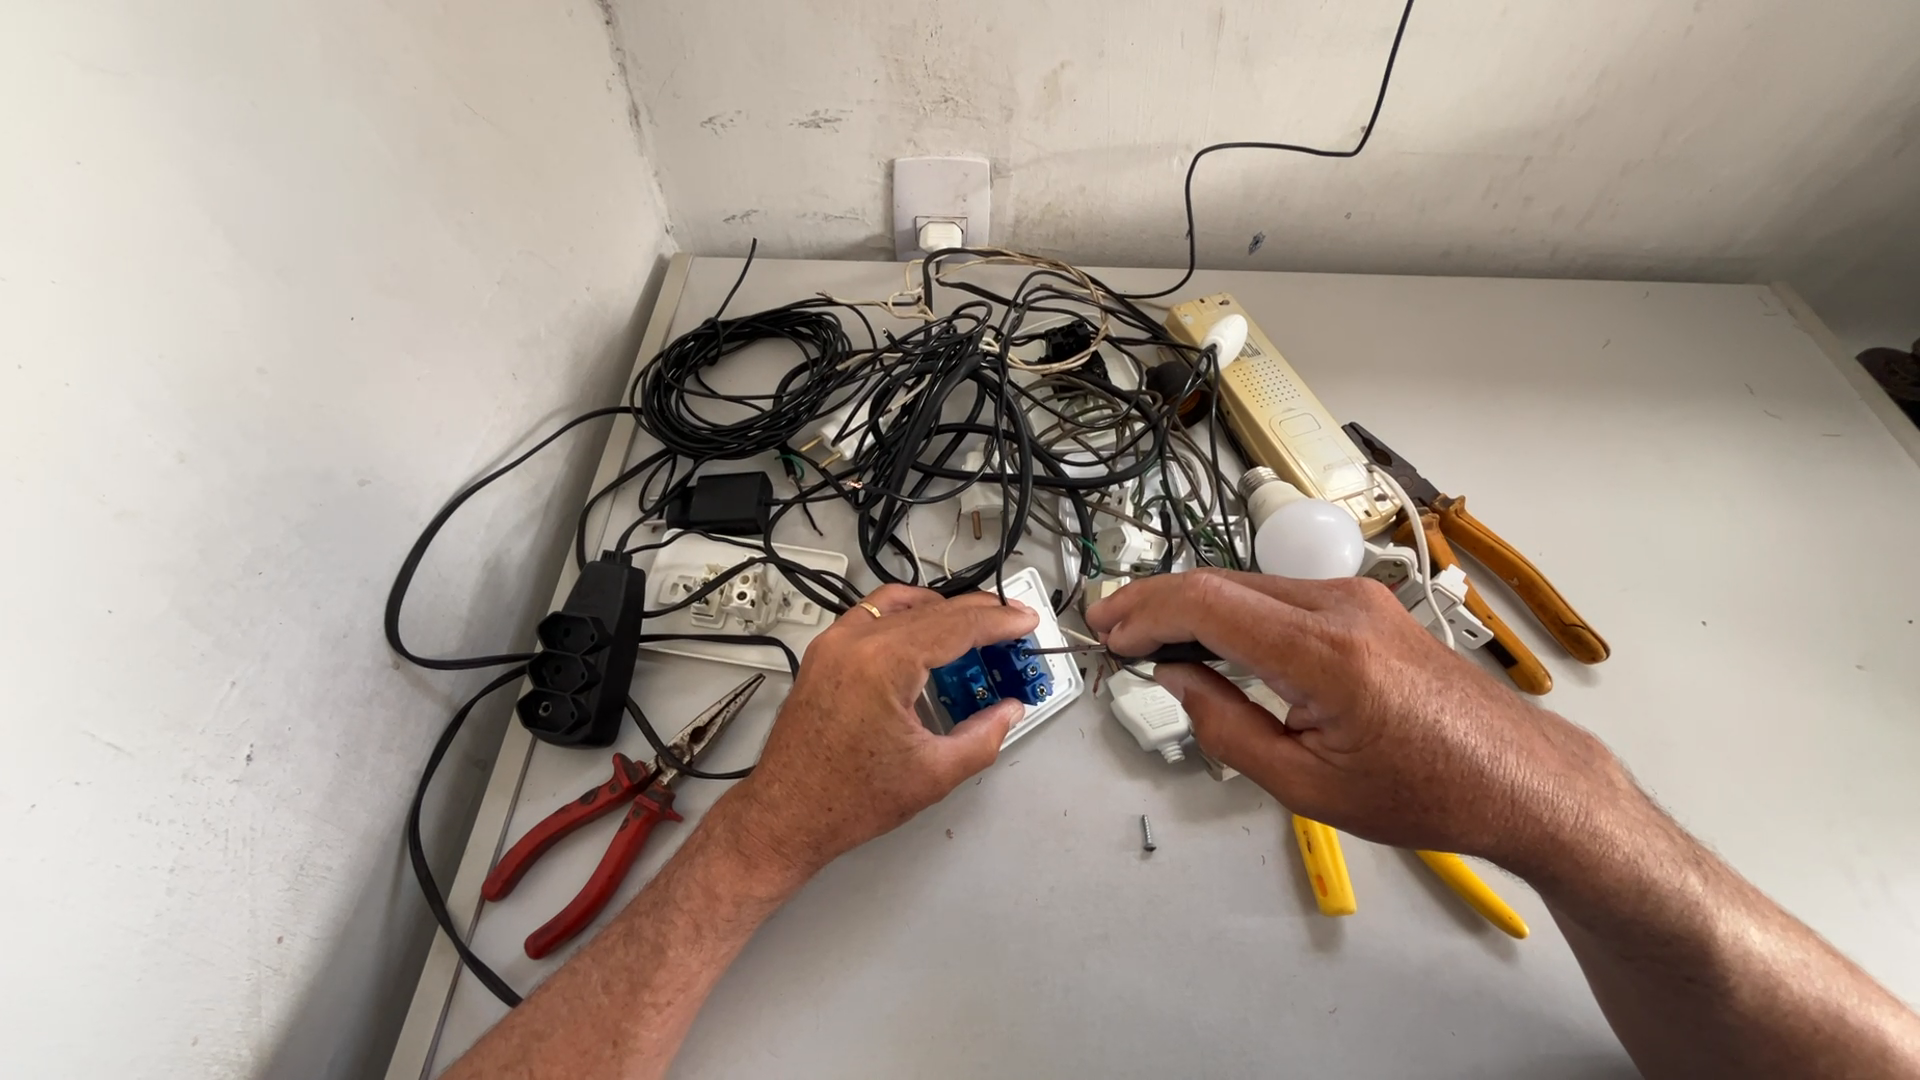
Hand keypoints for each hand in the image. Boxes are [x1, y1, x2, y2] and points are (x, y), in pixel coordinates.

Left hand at [721, 585, 1037, 878]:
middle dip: (979, 615)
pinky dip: (906, 614)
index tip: (1025, 621)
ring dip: (944, 612)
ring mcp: (835, 643)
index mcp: (883, 664)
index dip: (998, 621)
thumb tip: (1010, 710)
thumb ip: (983, 736)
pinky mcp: (825, 652)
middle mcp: (855, 642)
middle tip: (1012, 625)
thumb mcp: (933, 774)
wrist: (785, 816)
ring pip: (903, 606)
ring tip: (978, 627)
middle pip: (933, 611)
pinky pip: (873, 614)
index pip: (955, 626)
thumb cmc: (848, 800)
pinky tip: (927, 628)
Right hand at [1085, 569, 1631, 869]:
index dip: (1146, 612)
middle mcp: (1339, 606)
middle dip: (1153, 600)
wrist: (1521, 776)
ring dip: (1186, 603)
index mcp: (1328, 655)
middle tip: (1108, 626)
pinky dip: (1224, 608)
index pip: (1209, 604)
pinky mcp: (1360, 602)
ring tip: (1142, 632)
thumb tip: (1175, 677)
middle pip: (1218, 581)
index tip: (1109, 634)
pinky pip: (1272, 593)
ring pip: (1242, 582)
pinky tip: (1202, 633)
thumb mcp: (1307, 785)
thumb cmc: (1422, 794)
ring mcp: (1354, 597)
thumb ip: (1226, 727)